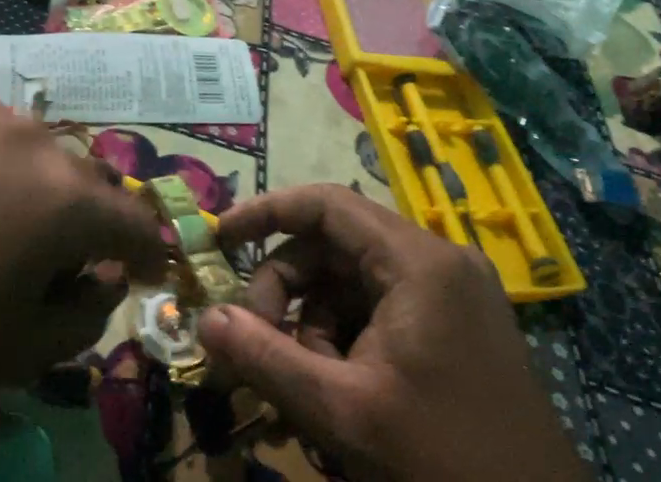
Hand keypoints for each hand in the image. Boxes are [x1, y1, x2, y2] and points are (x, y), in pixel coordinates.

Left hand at [0, 85, 163, 385]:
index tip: (142, 270)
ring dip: (36, 184)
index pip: (135, 223)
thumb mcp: (23, 350)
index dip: (147, 253)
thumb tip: (105, 276)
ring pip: (38, 150)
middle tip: (57, 256)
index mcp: (69, 201)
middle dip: (87, 220)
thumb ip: (89, 315)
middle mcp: (39, 141)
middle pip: (88, 181)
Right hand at [197, 184, 588, 481]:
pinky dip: (342, 337)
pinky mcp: (455, 324)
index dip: (265, 213)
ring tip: (303, 380)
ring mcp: (451, 293)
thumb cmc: (441, 459)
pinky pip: (377, 309)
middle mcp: (437, 261)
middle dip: (285, 290)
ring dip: (311, 322)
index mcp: (418, 261)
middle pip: (333, 246)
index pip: (325, 204)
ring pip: (350, 281)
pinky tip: (333, 385)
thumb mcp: (342, 409)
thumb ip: (265, 357)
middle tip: (254, 342)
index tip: (219, 241)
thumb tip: (205, 319)